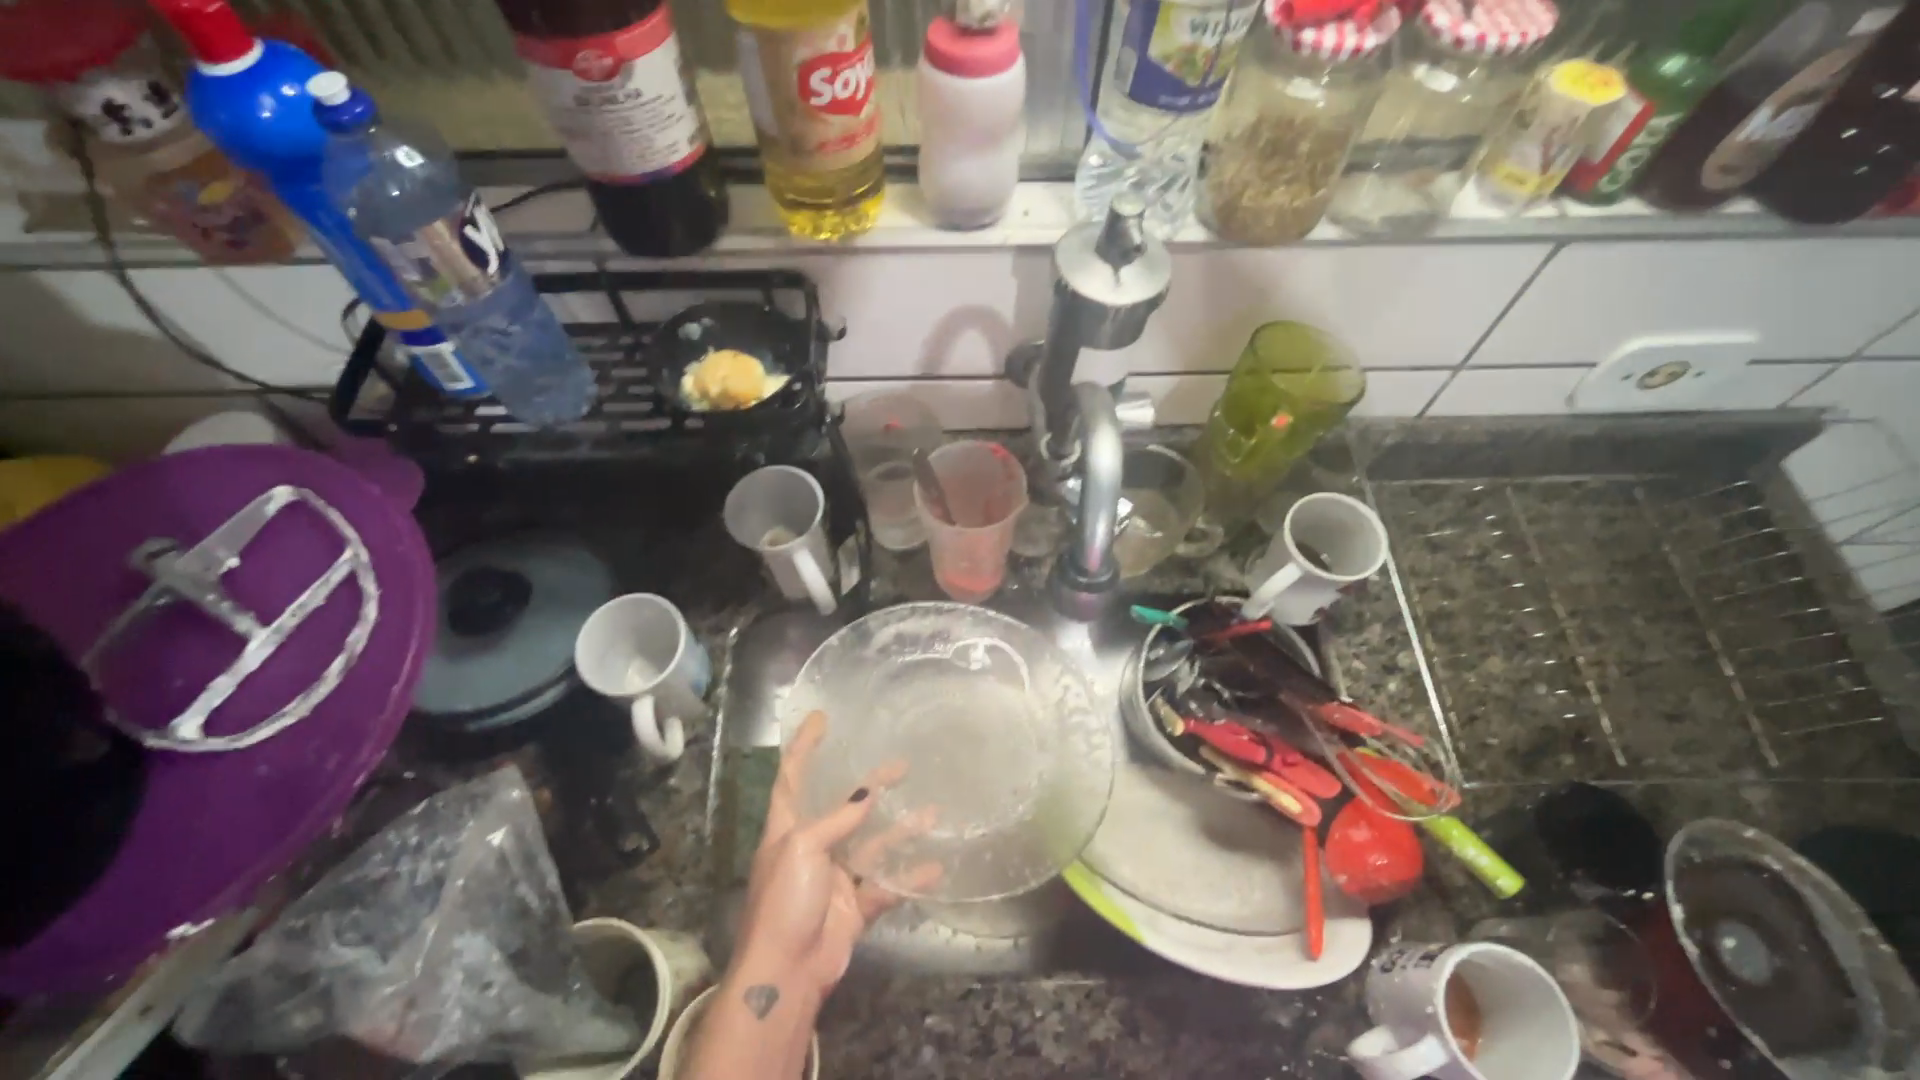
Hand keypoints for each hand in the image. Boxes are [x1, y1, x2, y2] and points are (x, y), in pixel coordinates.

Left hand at [730, 710, 937, 1001]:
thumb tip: (867, 795)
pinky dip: (909, 877)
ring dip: (900, 830)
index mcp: (786, 830)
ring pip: (872, 845)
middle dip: (870, 785)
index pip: (792, 777)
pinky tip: (936, 866)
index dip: (803, 746)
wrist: (786, 973)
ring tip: (933, 811)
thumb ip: (836, 821)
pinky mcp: (854, 907)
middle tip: (902, 765)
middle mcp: (811, 848)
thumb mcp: (802, 850)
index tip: (820, 718)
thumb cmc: (784, 902)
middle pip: (843, 807)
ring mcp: (834, 878)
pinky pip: (886, 885)